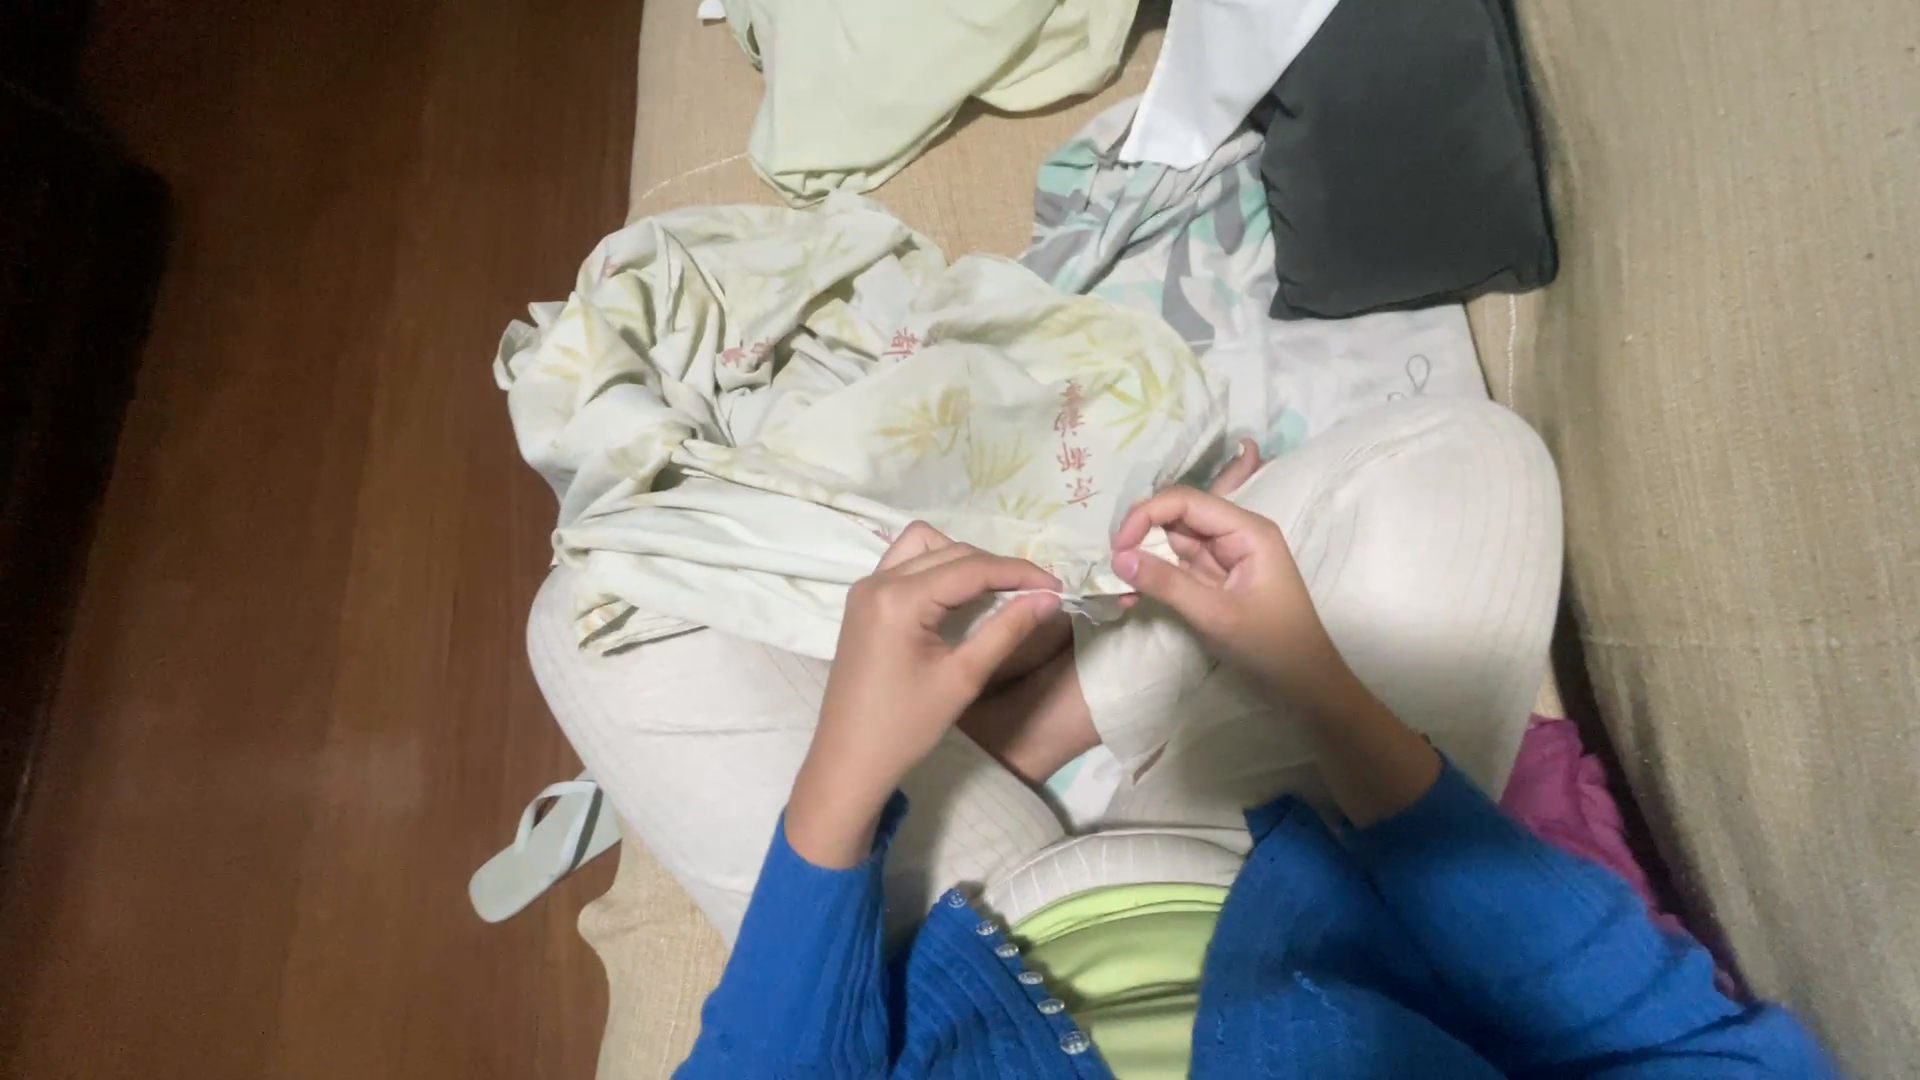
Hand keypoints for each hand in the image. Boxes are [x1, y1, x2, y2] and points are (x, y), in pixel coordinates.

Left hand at [786, 524, 1060, 866]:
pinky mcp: (862, 600)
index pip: (971, 568)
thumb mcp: (964, 678)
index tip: (1056, 587)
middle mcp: (878, 581)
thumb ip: (1007, 630)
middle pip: (950, 551)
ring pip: (924, 546)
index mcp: (900, 599)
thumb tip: (1049, 598)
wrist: (849, 759)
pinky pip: (905, 563)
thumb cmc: (907, 726)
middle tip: (1034, 594)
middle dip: (996, 567)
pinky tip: (957, 597)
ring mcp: (865, 588)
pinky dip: (936, 568)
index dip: (1019, 572)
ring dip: (962, 559)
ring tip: (993, 591)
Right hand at [1113, 440, 1442, 825]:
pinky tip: (1132, 597)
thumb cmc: (1272, 646)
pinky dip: (1149, 577)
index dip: (1145, 514)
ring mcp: (1220, 556)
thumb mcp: (1216, 615)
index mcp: (1246, 530)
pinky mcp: (1209, 578)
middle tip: (1113, 567)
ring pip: (1168, 540)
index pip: (1185, 500)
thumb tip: (1117, 557)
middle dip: (1139, 536)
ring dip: (1140, 559)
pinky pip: (1172, 565)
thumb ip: (1167, 583)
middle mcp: (1232, 534)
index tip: (1117, 547)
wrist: (1304, 686)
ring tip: (1119, 588)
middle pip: (1174, 515)